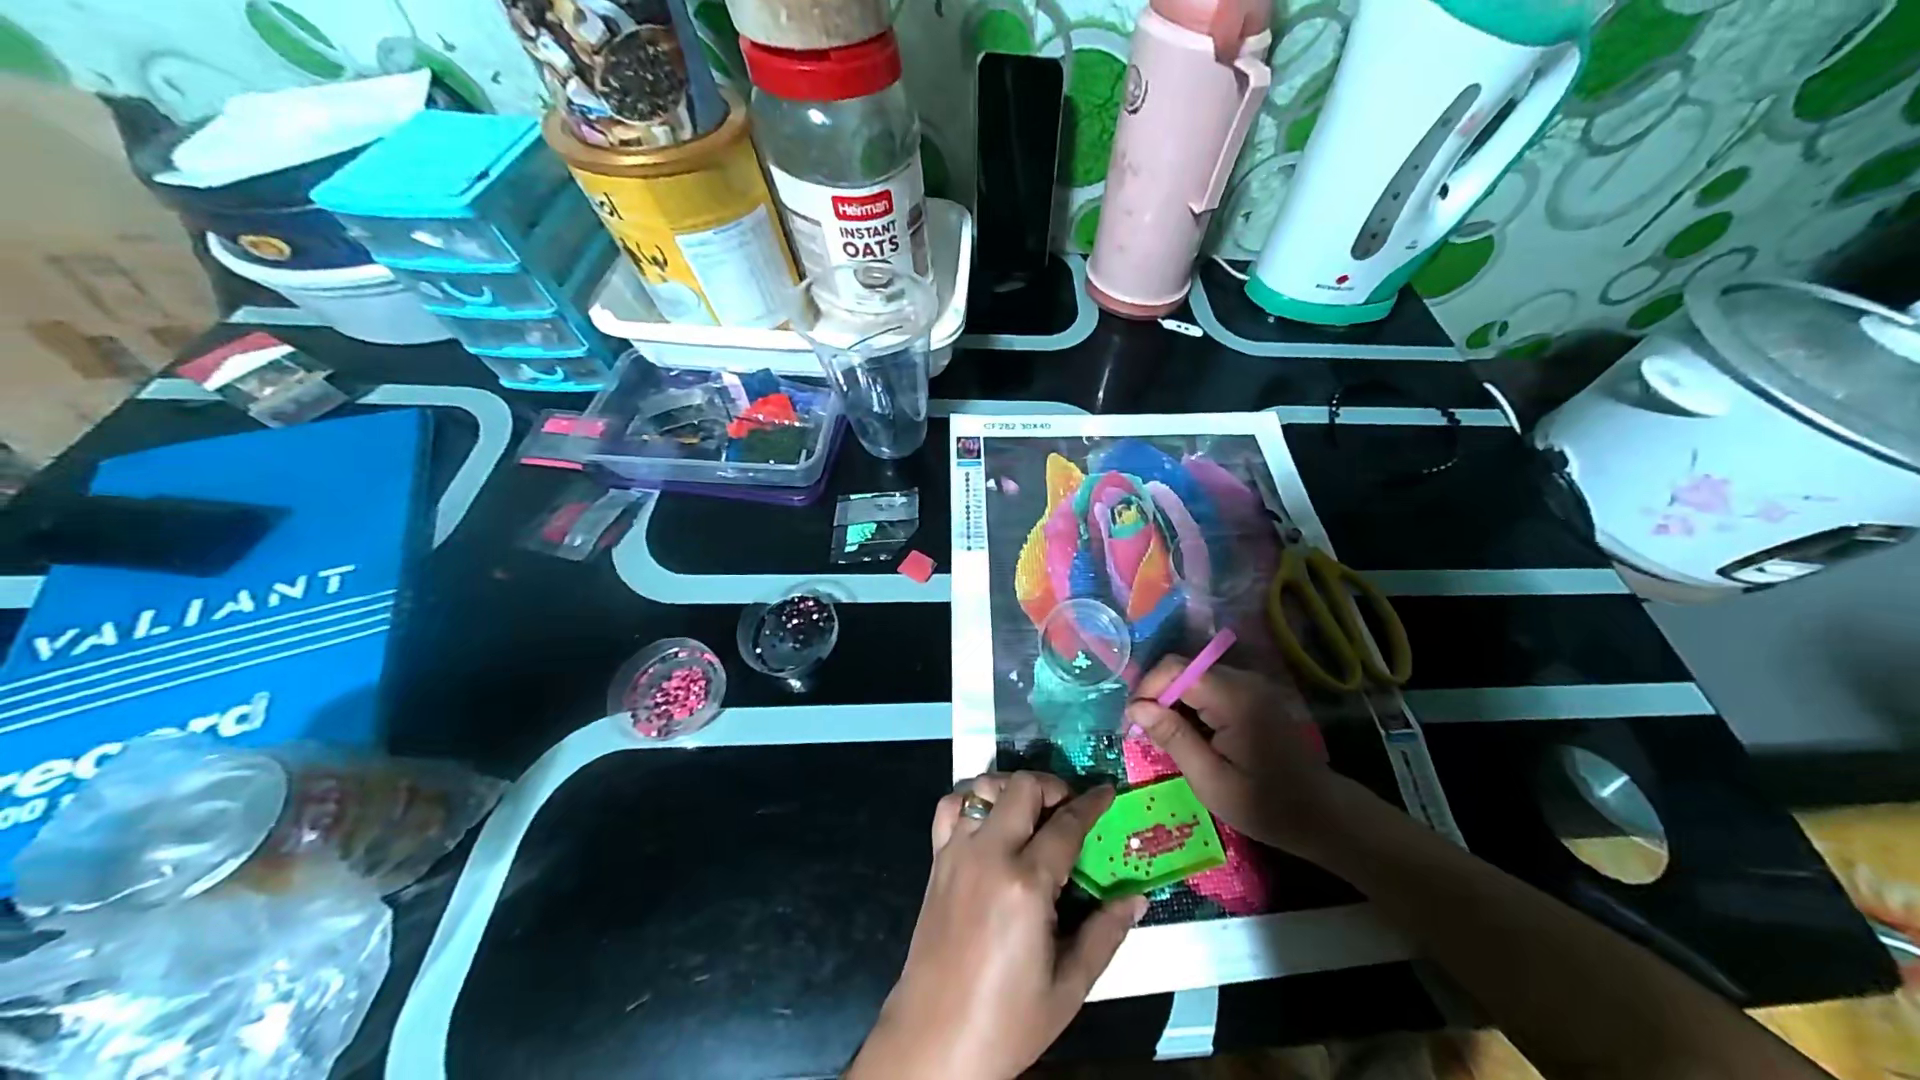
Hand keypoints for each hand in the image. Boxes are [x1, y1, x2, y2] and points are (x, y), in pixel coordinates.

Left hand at [847, 772, 1147, 1079]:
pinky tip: (990, 825)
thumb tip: (1135, 897)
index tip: (1108, 792)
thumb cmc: (1007, 1020)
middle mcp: (988, 854)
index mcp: (1025, 883)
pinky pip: (950, 809)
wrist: (934, 1039)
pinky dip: (972, 802)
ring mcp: (956, 853)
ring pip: (983, 787)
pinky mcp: (936, 861)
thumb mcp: (1069, 985)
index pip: (1066, 824)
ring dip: (1012, 790)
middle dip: (1053, 787)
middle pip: (1021, 788)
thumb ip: (1105, 932)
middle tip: (1071, 809)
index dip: (1092, 803)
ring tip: (1033, 815)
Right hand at [1123, 658, 1338, 854]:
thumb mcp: (1211, 780)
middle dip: (1157, 695)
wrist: (1322, 815)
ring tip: (1164, 737)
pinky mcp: (1253, 695)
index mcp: (1235, 698)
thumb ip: (1174, 738)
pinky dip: (1191, 704)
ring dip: (1172, 700)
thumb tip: (1137, 708)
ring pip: (1194, 676)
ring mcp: (1251, 686)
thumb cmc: (1265, 804)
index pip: (1176, 669)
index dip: (1147, 689)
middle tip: (1144, 733)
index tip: (1133, 723)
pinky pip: (1210, 687)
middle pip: (1184, 668)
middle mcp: (1244, 681)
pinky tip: (1189, 735)